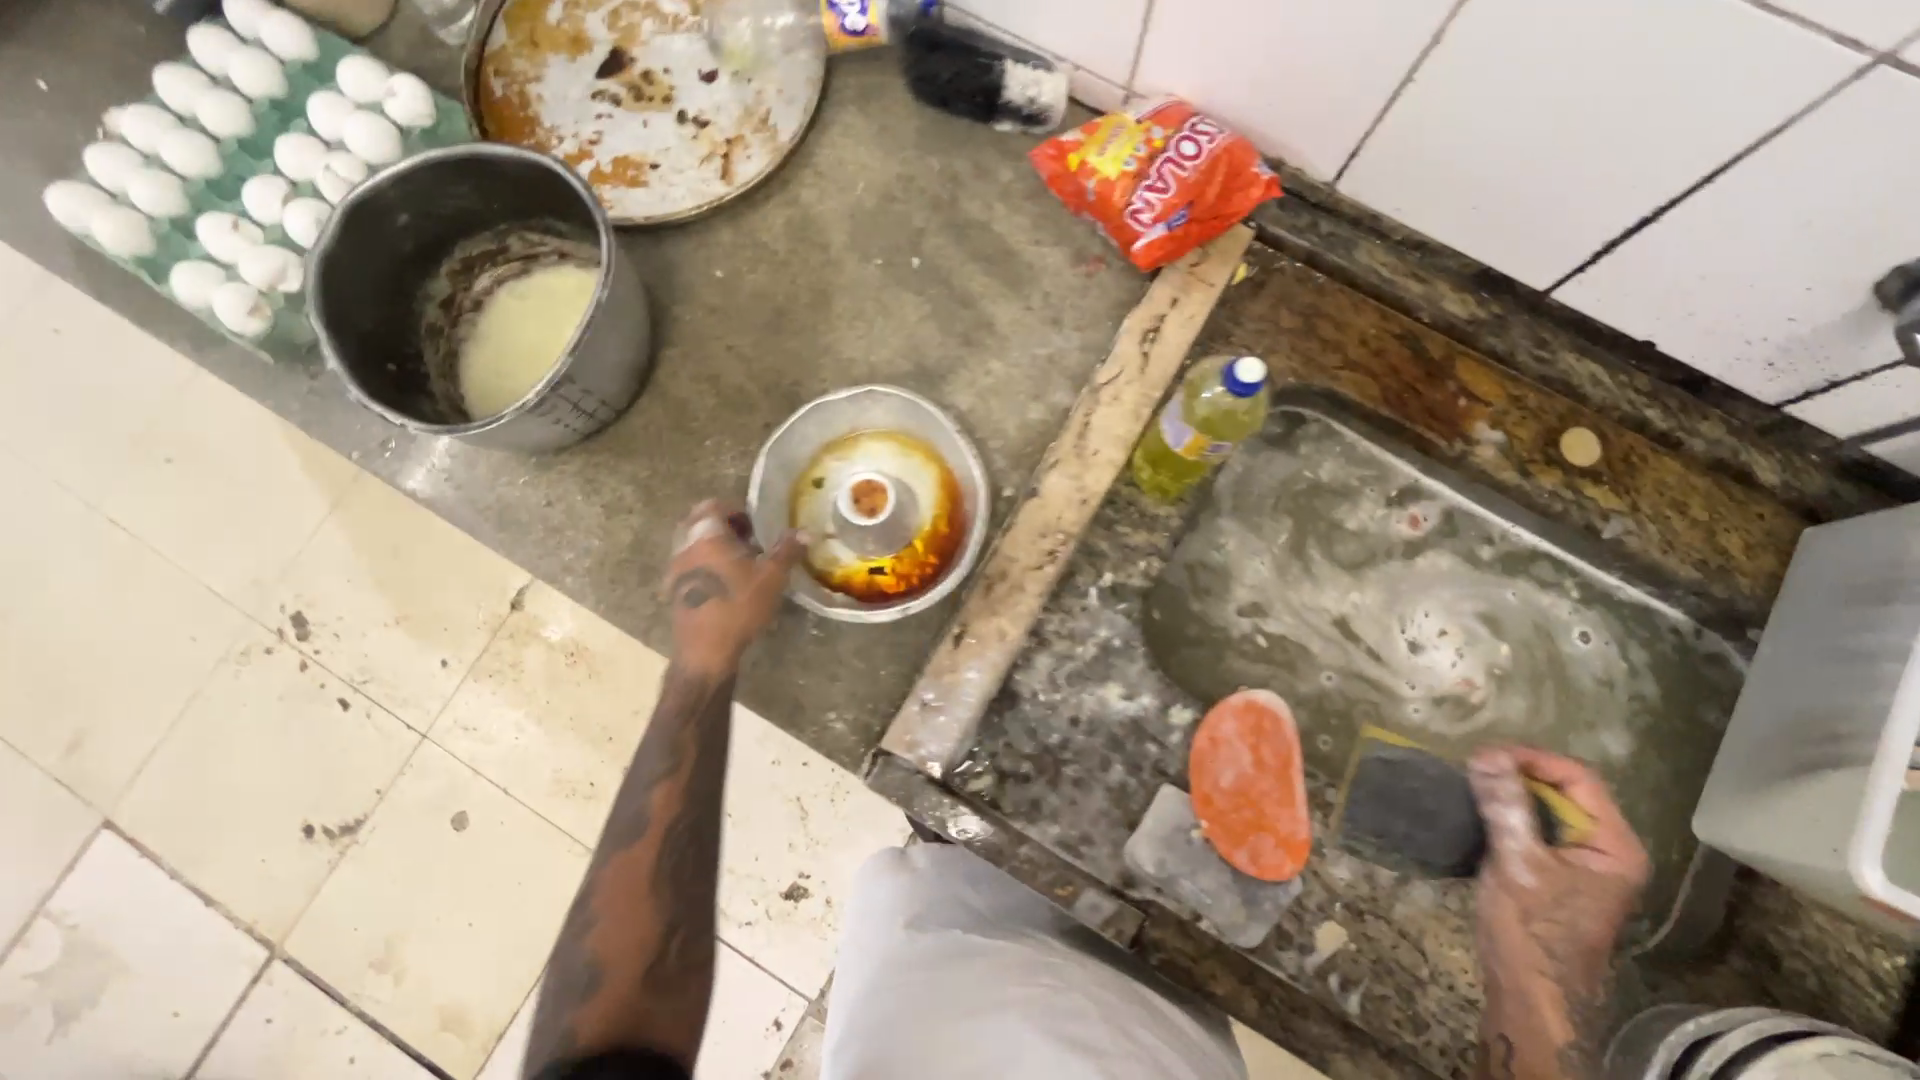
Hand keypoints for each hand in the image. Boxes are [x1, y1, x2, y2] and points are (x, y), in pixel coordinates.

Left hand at [664, 500, 803, 674]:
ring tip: (740, 564)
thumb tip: (806, 532)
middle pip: (700, 523)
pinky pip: (690, 566)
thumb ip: (788, 550)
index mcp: (707, 534)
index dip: (736, 510)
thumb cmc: (739, 606)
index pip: (714, 505)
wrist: (705, 650)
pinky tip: (725, 585)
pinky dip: (706, 566)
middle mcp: (685, 546)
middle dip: (725, 527)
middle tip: (750, 541)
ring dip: (715, 547)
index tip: (756, 525)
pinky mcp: (673, 590)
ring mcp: (675, 569)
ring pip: (694, 545)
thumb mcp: (772, 577)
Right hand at [1468, 745, 1648, 1079]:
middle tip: (1474, 767)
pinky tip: (1479, 812)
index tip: (1484, 755)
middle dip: (1519, 773)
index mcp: (1614, 845)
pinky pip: (1536, 828)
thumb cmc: (1532, 928)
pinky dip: (1508, 814)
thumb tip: (1485, 755)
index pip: (1578, 778)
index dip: (1532, 760)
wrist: (1530, 992)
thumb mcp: (1516, 862)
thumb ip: (1506, 807)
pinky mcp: (1556, 874)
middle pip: (1564, 791)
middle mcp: (1606, 849)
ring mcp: (1582, 863)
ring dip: (1510, 793)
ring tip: (1471, 784)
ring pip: (1547, 809)